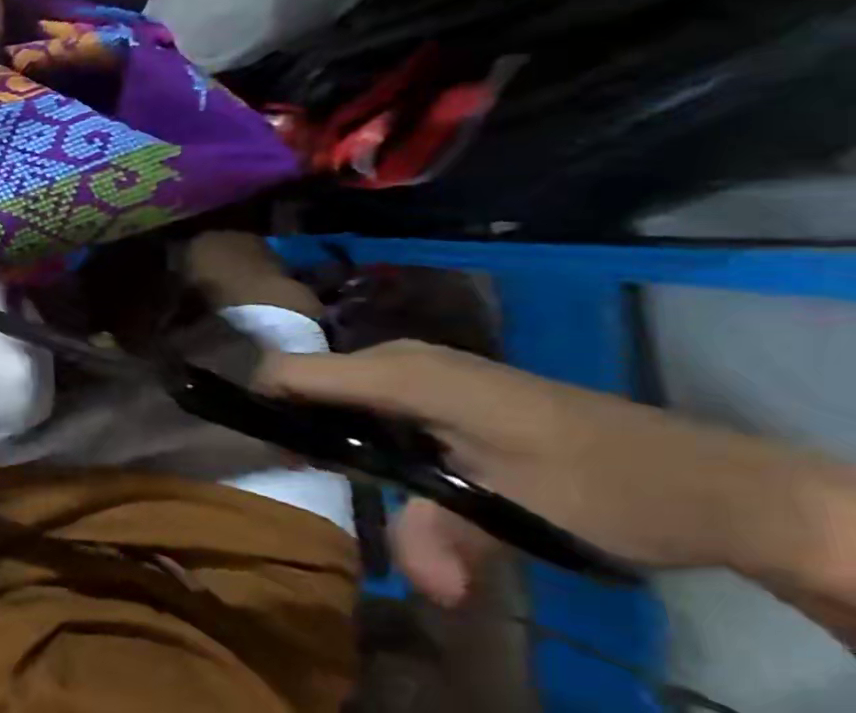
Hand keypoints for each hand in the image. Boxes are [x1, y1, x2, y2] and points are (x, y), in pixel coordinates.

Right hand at [257, 339, 845, 605]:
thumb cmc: (604, 482)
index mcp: (404, 371)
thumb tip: (414, 587)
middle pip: (308, 379)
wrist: (704, 478)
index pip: (292, 370)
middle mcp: (400, 357)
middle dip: (286, 424)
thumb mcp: (524, 514)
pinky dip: (352, 433)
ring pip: (336, 391)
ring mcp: (419, 369)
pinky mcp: (435, 389)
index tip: (240, 446)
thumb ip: (447, 536)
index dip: (257, 402)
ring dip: (321, 432)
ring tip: (320, 480)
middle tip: (284, 477)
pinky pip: (366, 400)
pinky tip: (371, 472)